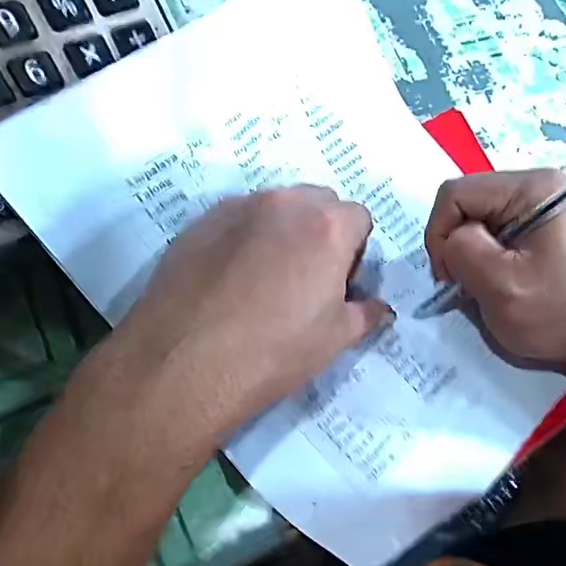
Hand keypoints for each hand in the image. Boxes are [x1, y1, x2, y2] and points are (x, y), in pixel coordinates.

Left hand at [99, 187, 390, 435]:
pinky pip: (236, 219)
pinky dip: (244, 238)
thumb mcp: (334, 339)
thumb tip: (381, 308)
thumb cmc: (274, 351)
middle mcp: (283, 204)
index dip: (355, 251)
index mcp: (327, 227)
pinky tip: (230, 281)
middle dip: (322, 231)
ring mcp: (235, 208)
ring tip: (265, 281)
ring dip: (283, 231)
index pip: (359, 217)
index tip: (340, 284)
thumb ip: (365, 314)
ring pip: (275, 207)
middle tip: (307, 279)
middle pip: (318, 202)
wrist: (184, 363)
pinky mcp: (197, 223)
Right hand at [424, 169, 565, 369]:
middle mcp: (536, 185)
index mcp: (532, 188)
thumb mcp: (499, 285)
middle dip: (454, 244)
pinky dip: (483, 258)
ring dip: (468, 254)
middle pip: (465, 202)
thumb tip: (451, 239)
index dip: (440, 234)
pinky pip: (491, 231)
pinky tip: (495, 281)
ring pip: (475, 219)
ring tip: (483, 285)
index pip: (455, 194)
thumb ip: (462, 250)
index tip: (450, 276)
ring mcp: (538, 205)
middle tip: (464, 284)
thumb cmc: (554, 316)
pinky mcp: (537, 226)